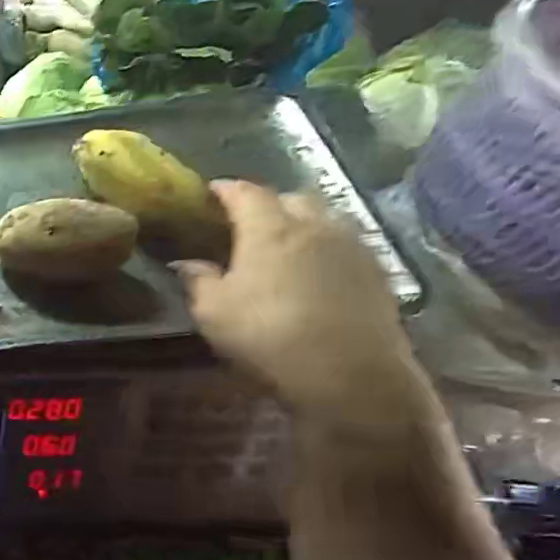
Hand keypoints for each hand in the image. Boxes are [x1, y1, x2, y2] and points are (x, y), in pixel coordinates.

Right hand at [176, 180, 426, 433]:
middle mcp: (315, 225)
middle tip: (244, 219)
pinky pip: (342, 240)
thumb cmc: (264, 335)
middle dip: (266, 202)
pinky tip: (308, 266)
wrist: (345, 369)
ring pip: (322, 215)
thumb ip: (198, 281)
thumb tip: (186, 262)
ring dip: (298, 220)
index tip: (211, 190)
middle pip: (290, 198)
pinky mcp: (373, 268)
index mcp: (270, 231)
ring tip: (278, 239)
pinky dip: (320, 243)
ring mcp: (351, 244)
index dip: (227, 189)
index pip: (247, 194)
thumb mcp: (212, 312)